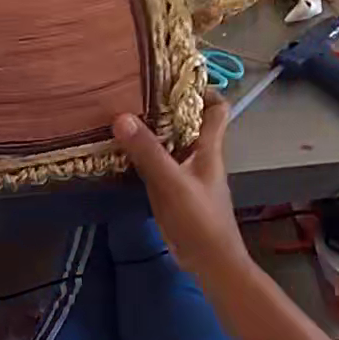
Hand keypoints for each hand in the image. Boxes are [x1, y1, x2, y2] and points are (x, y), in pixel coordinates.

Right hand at [110, 95, 249, 279]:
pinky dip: (143, 156)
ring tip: (122, 115)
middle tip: (136, 91)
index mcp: (209, 149)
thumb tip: (121, 117)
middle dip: (167, 107)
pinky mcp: (173, 193)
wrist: (209, 262)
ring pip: (170, 144)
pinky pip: (158, 166)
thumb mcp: (172, 183)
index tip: (176, 77)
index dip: (204, 90)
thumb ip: (148, 152)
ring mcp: (186, 176)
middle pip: (188, 123)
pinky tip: (121, 152)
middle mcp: (199, 157)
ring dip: (152, 132)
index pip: (217, 109)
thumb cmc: (200, 219)